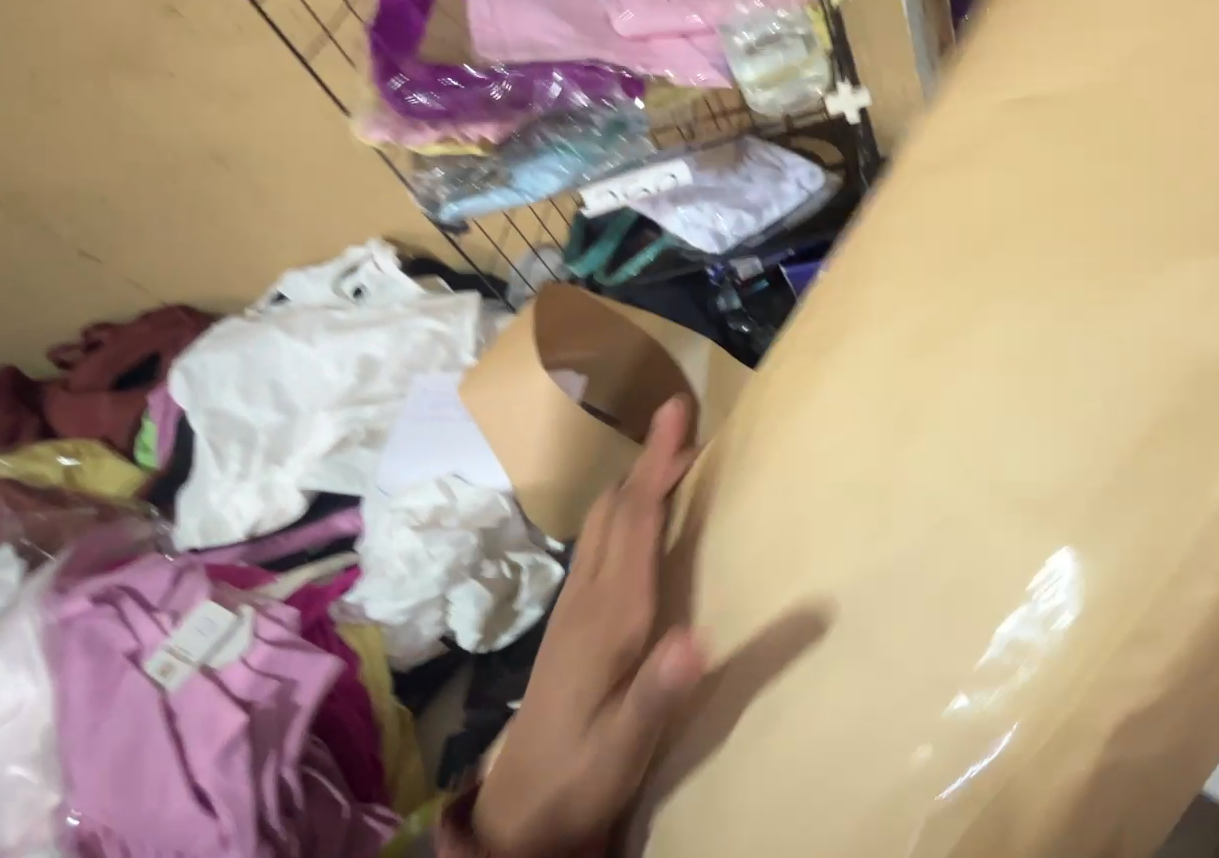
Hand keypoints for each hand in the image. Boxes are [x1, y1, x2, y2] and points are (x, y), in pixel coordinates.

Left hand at [474, 397, 708, 857]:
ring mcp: (575, 605)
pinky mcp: (574, 618)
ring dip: (636, 479)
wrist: (521, 807)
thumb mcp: (623, 746)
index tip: (673, 410)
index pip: (634, 520)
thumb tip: (698, 637)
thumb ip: (657, 693)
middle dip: (647, 457)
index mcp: (609, 615)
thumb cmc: (582, 773)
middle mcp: (588, 596)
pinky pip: (601, 542)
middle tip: (681, 418)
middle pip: (615, 508)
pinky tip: (640, 516)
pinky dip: (626, 508)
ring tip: (670, 454)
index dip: (656, 463)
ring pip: (603, 522)